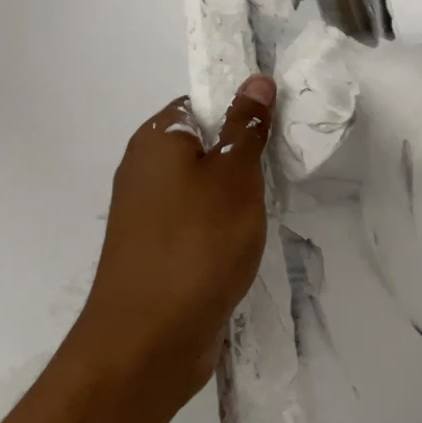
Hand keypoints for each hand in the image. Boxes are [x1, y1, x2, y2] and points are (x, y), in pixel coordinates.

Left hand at [72, 76, 277, 411]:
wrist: (148, 342)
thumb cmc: (197, 244)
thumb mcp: (234, 176)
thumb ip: (245, 127)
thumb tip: (255, 80)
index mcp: (155, 140)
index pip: (200, 104)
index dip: (238, 113)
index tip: (275, 132)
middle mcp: (143, 171)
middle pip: (201, 146)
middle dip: (241, 158)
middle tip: (279, 170)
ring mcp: (145, 216)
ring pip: (201, 189)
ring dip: (234, 198)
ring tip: (267, 209)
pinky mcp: (155, 254)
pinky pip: (195, 225)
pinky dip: (220, 230)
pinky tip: (243, 246)